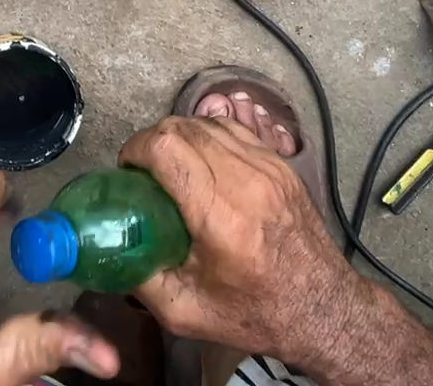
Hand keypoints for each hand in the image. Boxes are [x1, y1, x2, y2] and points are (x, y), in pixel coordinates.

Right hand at [120, 116, 367, 364]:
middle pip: (181, 127)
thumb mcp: (185, 312)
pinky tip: (201, 158)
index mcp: (220, 217)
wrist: (325, 308)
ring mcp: (267, 165)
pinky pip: (230, 126)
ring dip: (178, 135)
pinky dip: (206, 133)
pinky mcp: (279, 161)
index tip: (129, 171)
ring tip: (172, 164)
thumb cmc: (255, 312)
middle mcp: (245, 181)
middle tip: (145, 170)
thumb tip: (107, 244)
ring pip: (205, 120)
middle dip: (152, 140)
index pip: (167, 148)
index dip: (137, 149)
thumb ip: (140, 277)